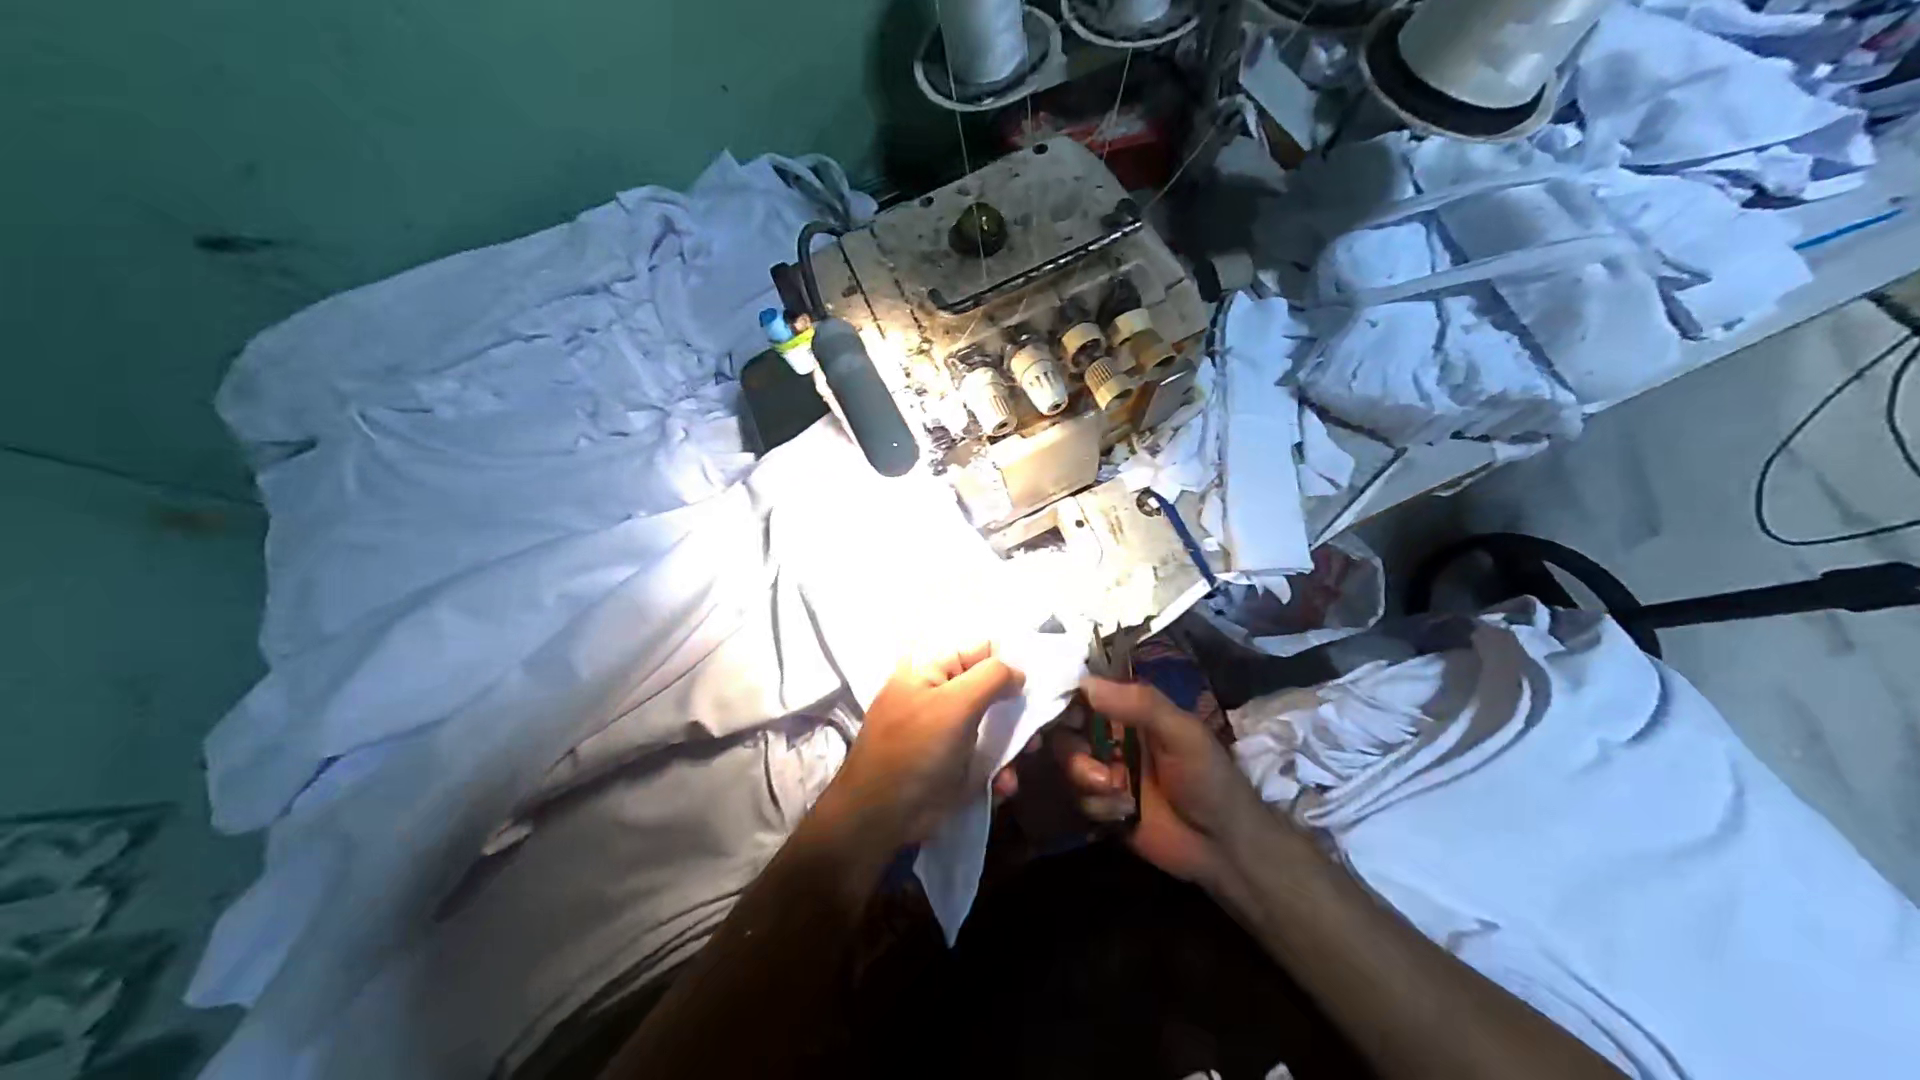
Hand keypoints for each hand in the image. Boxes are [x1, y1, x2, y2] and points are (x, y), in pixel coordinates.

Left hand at [825, 644, 1024, 846]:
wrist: (880, 816)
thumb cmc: (915, 749)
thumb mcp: (955, 703)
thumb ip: (991, 677)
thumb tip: (1018, 671)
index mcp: (931, 668)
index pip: (981, 650)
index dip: (1011, 662)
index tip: (1039, 683)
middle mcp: (940, 693)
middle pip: (992, 689)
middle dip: (1016, 711)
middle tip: (1035, 731)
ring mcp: (947, 729)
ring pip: (994, 725)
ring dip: (1012, 745)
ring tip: (1019, 764)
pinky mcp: (953, 761)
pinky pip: (986, 755)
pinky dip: (998, 768)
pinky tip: (1003, 785)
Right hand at [1057, 677, 1266, 890]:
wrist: (1224, 846)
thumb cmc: (1209, 778)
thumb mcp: (1182, 732)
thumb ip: (1140, 704)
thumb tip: (1085, 683)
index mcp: (1131, 713)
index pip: (1087, 694)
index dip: (1068, 701)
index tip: (1064, 713)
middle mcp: (1112, 738)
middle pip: (1067, 731)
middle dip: (1073, 750)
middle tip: (1095, 768)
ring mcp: (1105, 773)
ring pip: (1069, 765)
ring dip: (1086, 778)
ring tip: (1118, 792)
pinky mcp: (1102, 807)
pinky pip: (1078, 799)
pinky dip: (1098, 805)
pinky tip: (1124, 813)